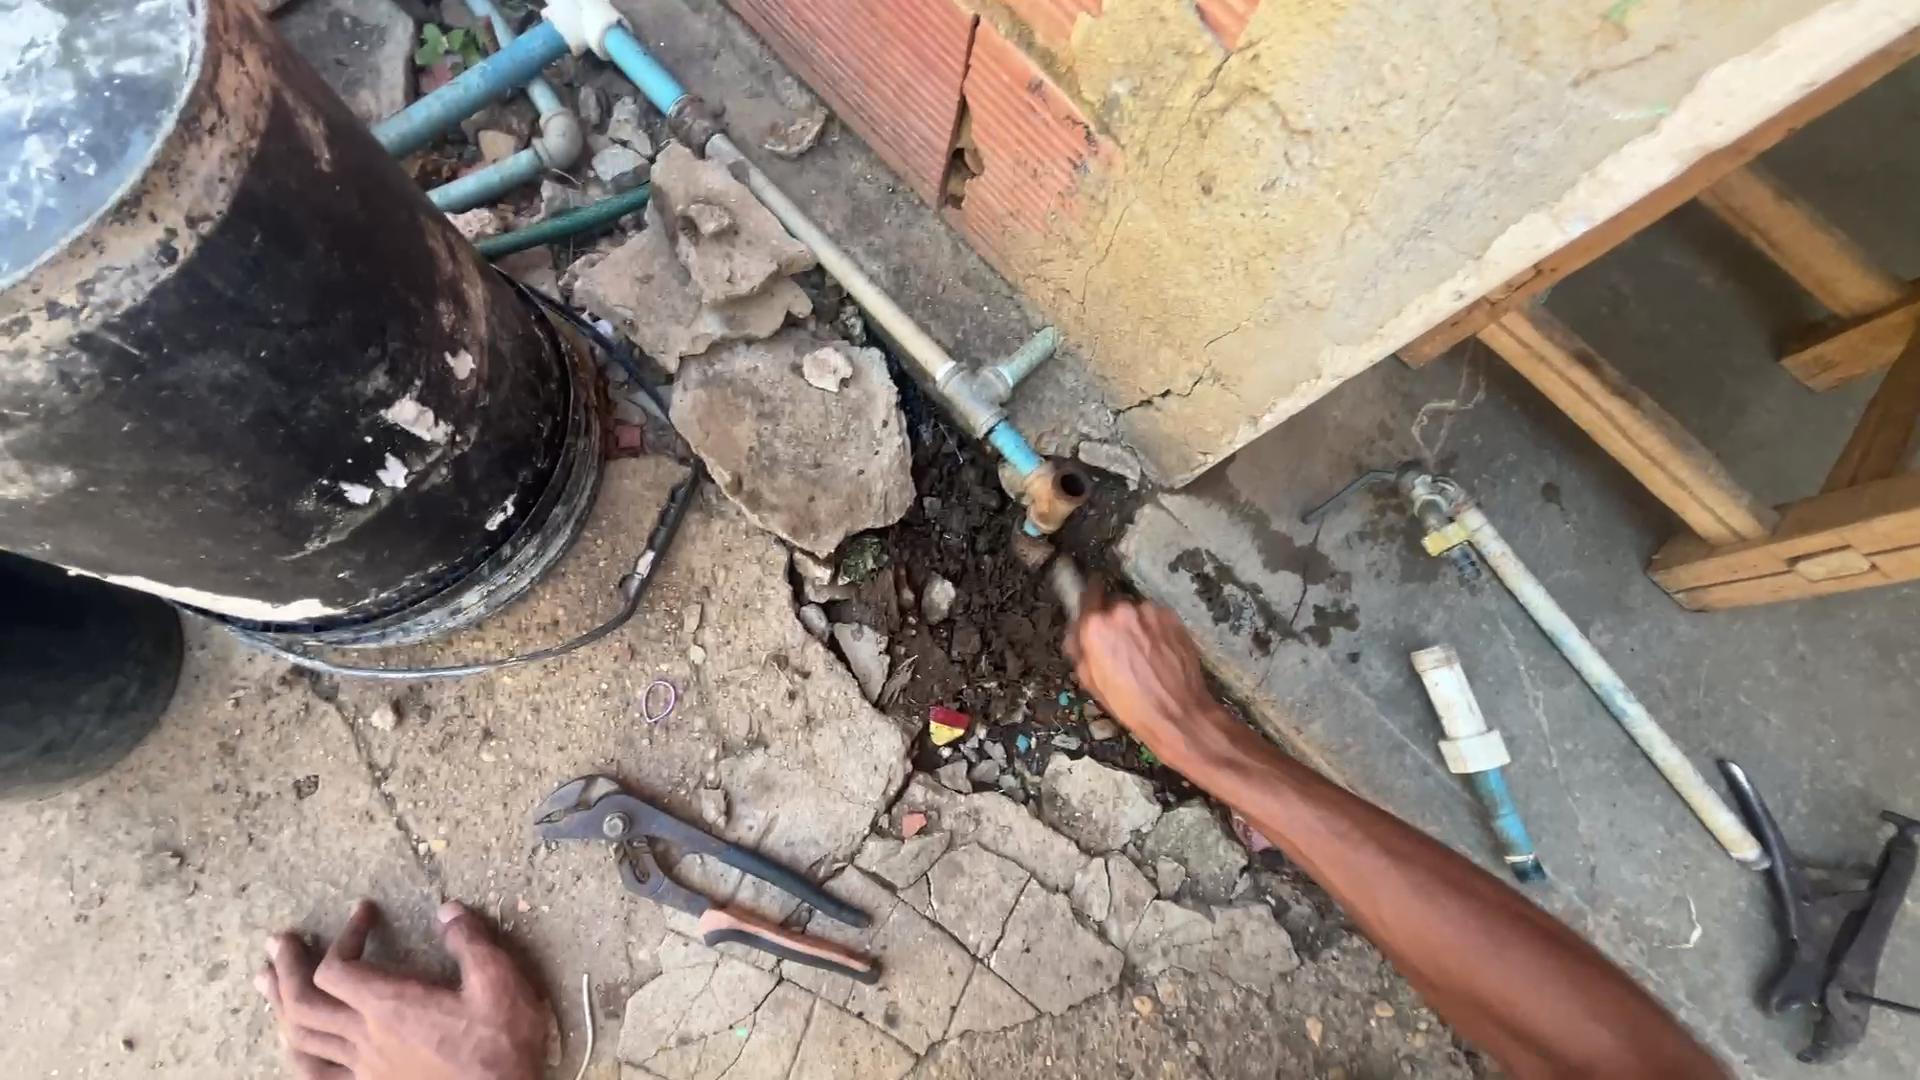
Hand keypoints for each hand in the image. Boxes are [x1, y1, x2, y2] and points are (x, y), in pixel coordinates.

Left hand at [256, 900, 547, 1079]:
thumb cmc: (501, 1039)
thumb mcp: (500, 979)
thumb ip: (470, 942)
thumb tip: (447, 911)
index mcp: (392, 1007)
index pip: (339, 969)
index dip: (344, 935)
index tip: (365, 910)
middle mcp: (366, 1038)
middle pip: (303, 1004)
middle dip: (288, 968)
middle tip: (279, 942)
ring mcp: (362, 1068)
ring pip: (299, 1040)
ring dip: (279, 1006)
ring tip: (269, 983)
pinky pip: (315, 1073)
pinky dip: (296, 1051)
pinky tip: (294, 1042)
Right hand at [1064, 582, 1231, 768]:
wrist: (1176, 711)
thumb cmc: (1129, 702)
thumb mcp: (1091, 680)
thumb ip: (1079, 648)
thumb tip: (1076, 631)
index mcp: (1095, 626)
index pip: (1087, 596)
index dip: (1089, 601)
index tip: (1092, 601)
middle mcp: (1121, 611)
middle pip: (1112, 605)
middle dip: (1113, 620)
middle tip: (1120, 644)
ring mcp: (1149, 611)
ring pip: (1136, 612)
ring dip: (1136, 624)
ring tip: (1143, 652)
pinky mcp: (1171, 616)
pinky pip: (1156, 617)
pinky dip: (1155, 628)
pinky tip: (1158, 651)